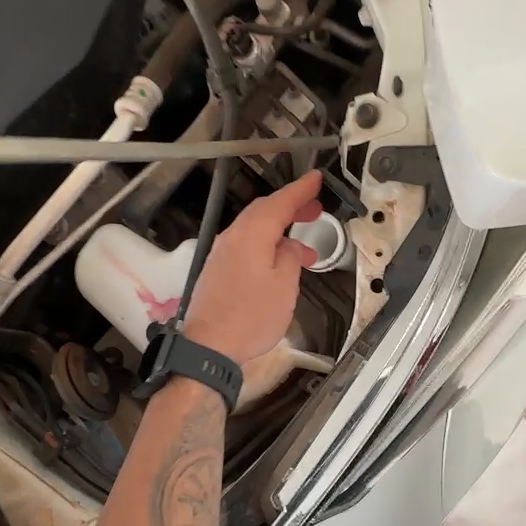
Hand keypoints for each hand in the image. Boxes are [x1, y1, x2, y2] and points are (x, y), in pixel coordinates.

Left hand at [181, 169, 322, 366]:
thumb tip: (289, 248)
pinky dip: (265, 246)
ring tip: (302, 246)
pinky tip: (277, 264)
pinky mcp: (217, 271)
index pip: (280, 203)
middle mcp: (232, 237)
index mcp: (252, 235)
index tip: (316, 179)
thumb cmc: (250, 317)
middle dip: (290, 208)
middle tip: (314, 209)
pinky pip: (245, 247)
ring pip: (254, 230)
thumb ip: (290, 258)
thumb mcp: (284, 287)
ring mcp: (221, 254)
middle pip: (263, 212)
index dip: (300, 190)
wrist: (210, 346)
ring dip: (279, 231)